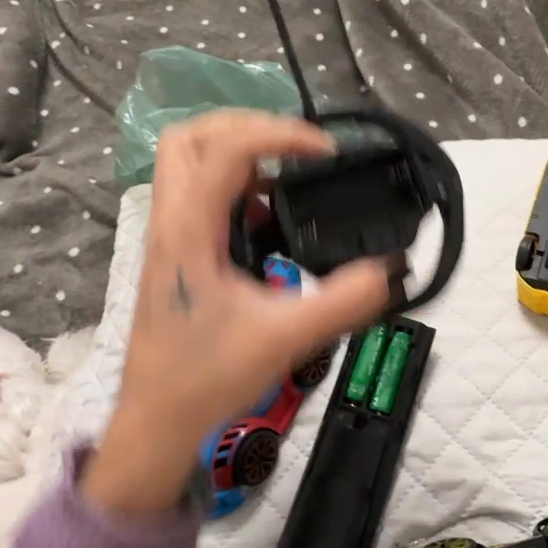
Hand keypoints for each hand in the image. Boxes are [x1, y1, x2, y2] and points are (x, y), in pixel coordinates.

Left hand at [80, 111, 390, 515]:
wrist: (155, 422)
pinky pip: (196, 194)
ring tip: (286, 173)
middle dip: (246, 125)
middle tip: (295, 146)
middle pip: (190, 136)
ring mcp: (167, 237)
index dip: (280, 135)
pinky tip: (267, 216)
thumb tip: (392, 269)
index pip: (227, 148)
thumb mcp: (285, 339)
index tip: (325, 154)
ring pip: (187, 162)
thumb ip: (344, 301)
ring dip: (236, 152)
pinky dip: (232, 184)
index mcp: (188, 230)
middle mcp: (170, 222)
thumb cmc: (207, 378)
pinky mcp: (175, 254)